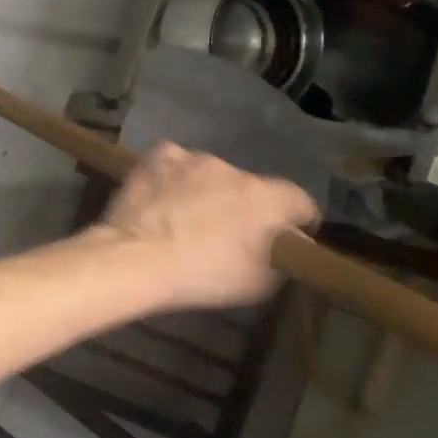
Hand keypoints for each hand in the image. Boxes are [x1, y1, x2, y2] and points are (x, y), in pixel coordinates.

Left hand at [98, 144, 319, 309]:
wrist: (137, 257)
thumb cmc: (204, 275)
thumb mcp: (263, 280)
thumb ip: (283, 252)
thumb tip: (286, 239)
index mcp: (268, 197)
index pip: (299, 202)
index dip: (295, 222)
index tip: (283, 239)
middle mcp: (232, 169)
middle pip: (251, 186)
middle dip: (246, 205)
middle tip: (227, 230)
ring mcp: (191, 158)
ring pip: (210, 173)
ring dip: (207, 189)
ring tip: (187, 214)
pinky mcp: (157, 157)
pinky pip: (175, 163)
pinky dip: (173, 176)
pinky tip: (163, 195)